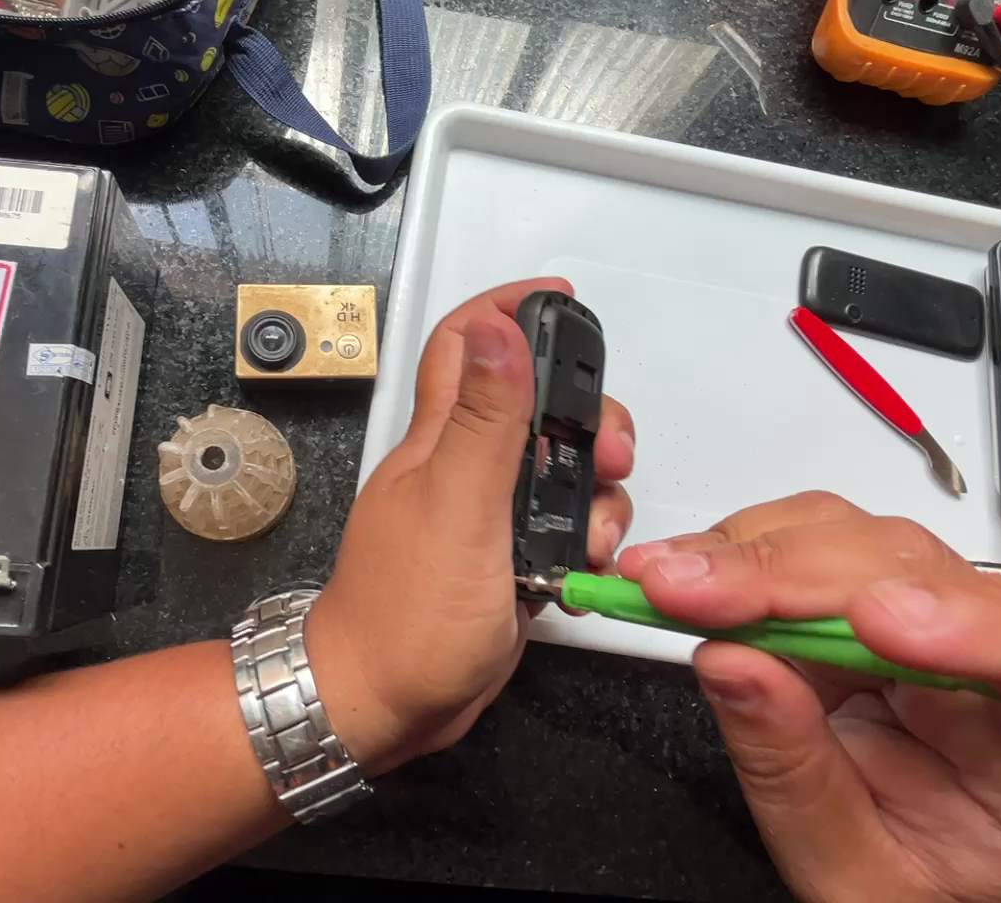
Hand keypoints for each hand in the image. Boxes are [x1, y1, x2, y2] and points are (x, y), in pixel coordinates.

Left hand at [306, 278, 635, 774]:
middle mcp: (462, 462)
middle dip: (582, 410)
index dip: (507, 308)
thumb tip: (499, 330)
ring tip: (602, 522)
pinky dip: (587, 530)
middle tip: (611, 443)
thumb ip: (483, 420)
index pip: (467, 342)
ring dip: (594, 481)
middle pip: (530, 400)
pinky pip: (559, 520)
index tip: (559, 297)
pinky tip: (590, 561)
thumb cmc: (410, 609)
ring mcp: (485, 509)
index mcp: (440, 436)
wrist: (389, 703)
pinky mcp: (506, 552)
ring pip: (555, 462)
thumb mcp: (457, 505)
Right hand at [619, 492, 1000, 902]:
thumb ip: (799, 778)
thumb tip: (730, 662)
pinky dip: (728, 546)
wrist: (909, 860)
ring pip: (848, 532)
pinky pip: (797, 534)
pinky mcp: (852, 580)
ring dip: (747, 550)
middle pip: (920, 569)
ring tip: (666, 581)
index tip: (878, 622)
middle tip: (689, 590)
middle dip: (791, 573)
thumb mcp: (857, 873)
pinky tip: (678, 566)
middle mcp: (996, 651)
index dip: (985, 625)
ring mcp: (920, 601)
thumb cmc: (912, 873)